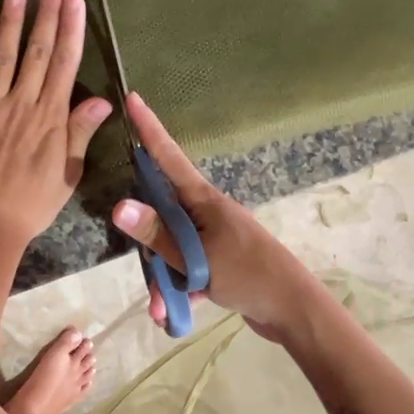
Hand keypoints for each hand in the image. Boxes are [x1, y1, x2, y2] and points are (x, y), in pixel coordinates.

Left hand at [0, 0, 111, 244]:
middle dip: (45, 15)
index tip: (74, 1)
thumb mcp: (68, 172)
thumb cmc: (32, 203)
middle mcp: (21, 102)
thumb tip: (103, 99)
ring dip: (8, 22)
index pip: (63, 64)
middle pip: (36, 52)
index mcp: (50, 116)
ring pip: (1, 56)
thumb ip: (80, 132)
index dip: (70, 30)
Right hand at [110, 92, 325, 340]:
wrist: (294, 310)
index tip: (133, 98)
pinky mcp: (220, 263)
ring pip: (173, 251)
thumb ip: (157, 235)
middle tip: (150, 280)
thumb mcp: (196, 257)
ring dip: (165, 281)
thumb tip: (120, 206)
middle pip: (162, 217)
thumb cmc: (248, 275)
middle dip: (149, 250)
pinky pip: (188, 271)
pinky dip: (180, 292)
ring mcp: (215, 238)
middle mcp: (208, 213)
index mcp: (204, 201)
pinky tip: (176, 315)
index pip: (169, 157)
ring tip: (164, 310)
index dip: (150, 129)